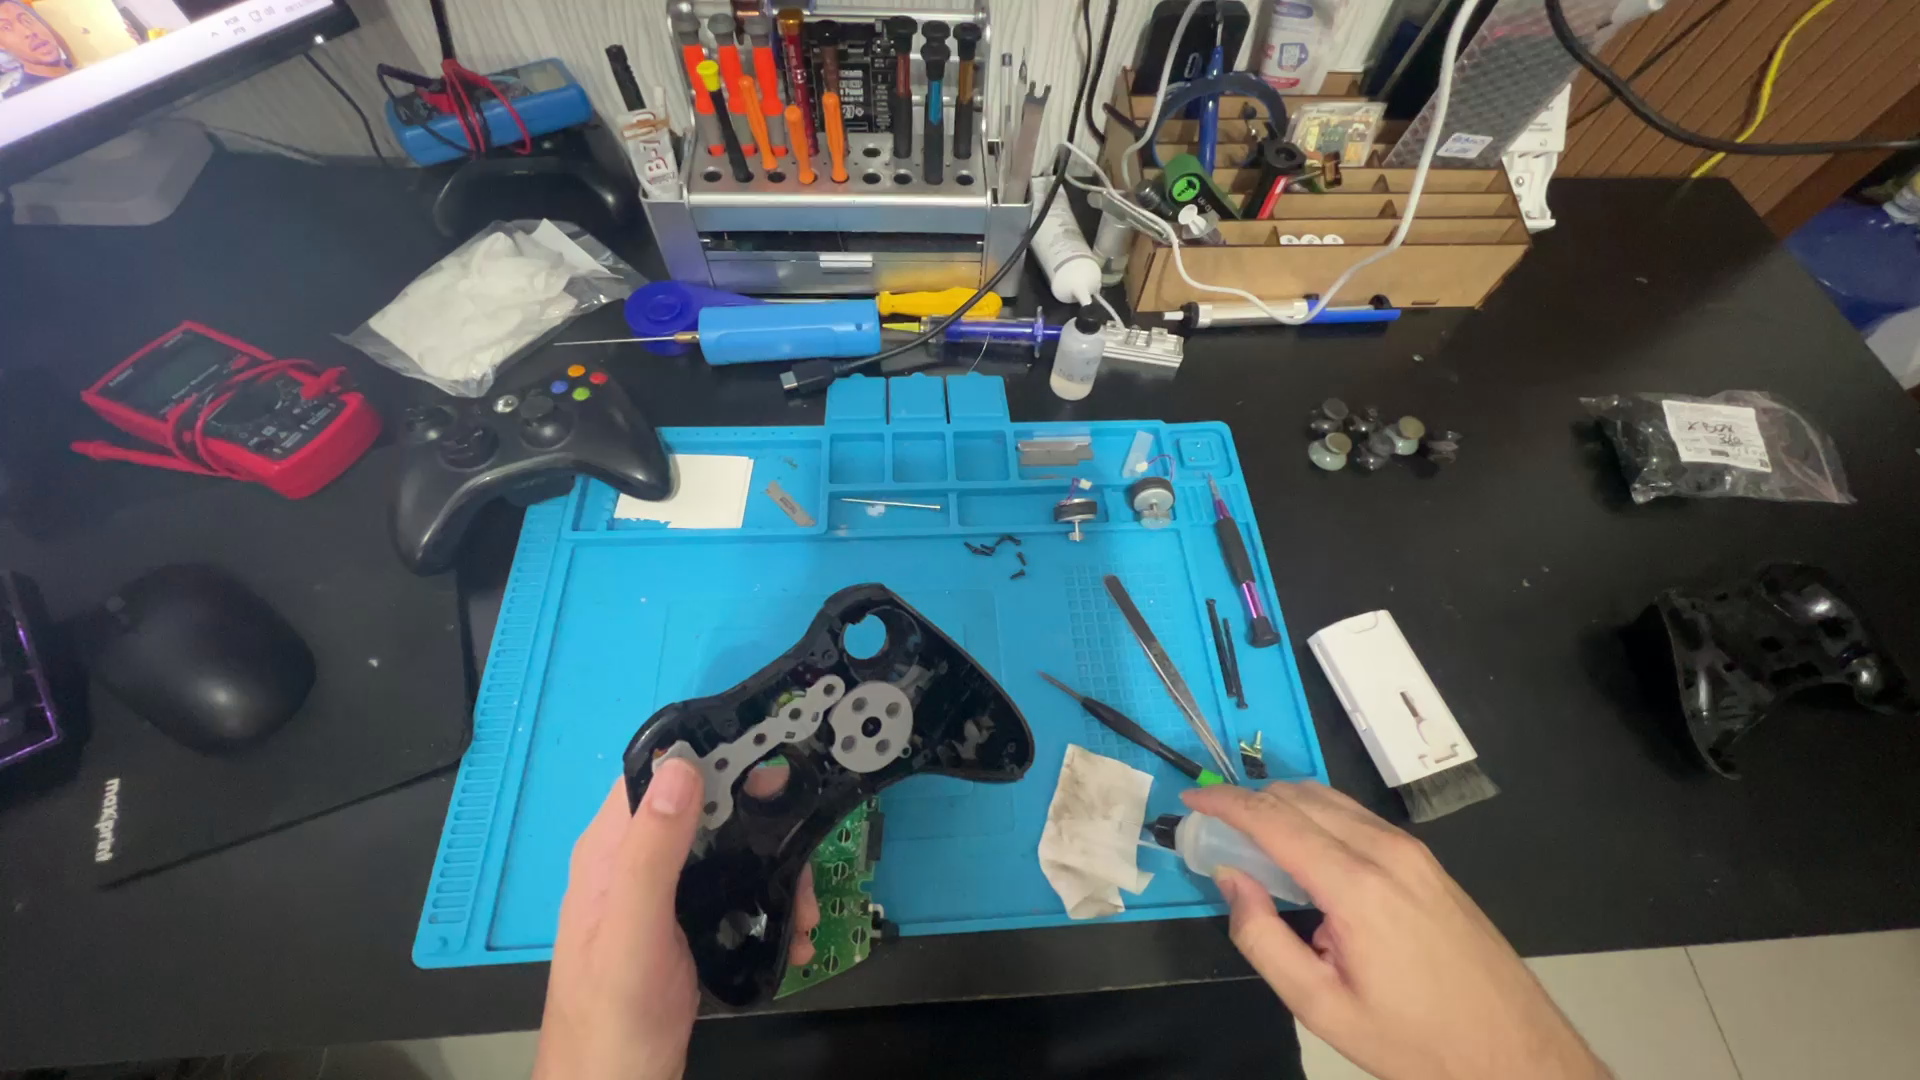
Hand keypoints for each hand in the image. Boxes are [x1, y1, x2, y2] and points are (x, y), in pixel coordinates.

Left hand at [533, 760, 818, 1079]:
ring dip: (774, 861)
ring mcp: (668, 889)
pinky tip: (791, 924)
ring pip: (731, 843)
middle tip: (800, 827)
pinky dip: (771, 895)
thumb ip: (652, 852)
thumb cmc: (614, 1020)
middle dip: (758, 812)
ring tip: (802, 898)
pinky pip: (740, 884)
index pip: (657, 771)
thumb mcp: (632, 933)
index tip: (763, 755)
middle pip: (706, 803)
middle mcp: (639, 858)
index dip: (708, 752)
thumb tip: (682, 767)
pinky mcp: (694, 917)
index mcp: (613, 848)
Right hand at [1182, 781, 1608, 1079]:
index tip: (1192, 799)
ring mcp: (1411, 850)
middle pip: (1297, 796)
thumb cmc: (1414, 1042)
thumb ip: (1261, 938)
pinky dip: (1314, 815)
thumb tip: (1230, 878)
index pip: (1273, 819)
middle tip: (1217, 828)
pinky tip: (1303, 848)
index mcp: (1355, 886)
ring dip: (1280, 804)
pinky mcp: (1426, 860)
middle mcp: (1384, 851)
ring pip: (1327, 798)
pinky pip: (1354, 815)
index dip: (1225, 802)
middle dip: (1248, 800)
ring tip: (1252, 837)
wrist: (1521, 1060)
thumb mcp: (1322, 1008)